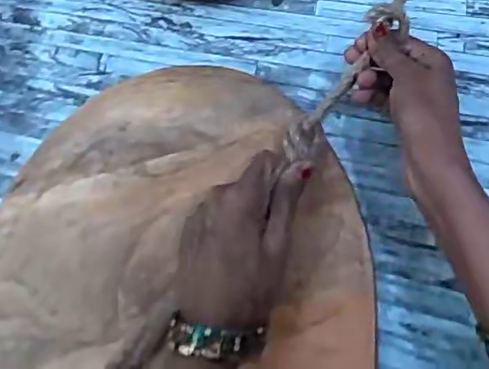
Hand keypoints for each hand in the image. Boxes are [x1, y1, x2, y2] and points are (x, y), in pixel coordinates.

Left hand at [174, 150, 310, 328]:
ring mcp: (198, 210)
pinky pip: (214, 212)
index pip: (263, 159)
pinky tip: (228, 253)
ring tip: (248, 249)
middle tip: (269, 236)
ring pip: (231, 196)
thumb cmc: (251, 289)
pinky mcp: (188, 227)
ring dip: (244, 211)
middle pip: (247, 180)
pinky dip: (225, 223)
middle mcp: (214, 193)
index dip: (279, 173)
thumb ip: (286, 200)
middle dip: (262, 198)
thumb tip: (300, 163)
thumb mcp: (277, 247)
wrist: (209, 329)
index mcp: (238, 195)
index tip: (286, 200)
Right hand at [345, 25, 467, 202]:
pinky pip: (385, 94)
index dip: (378, 40)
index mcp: (432, 59)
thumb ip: (388, 51)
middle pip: (392, 56)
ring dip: (369, 77)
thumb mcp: (405, 75)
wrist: (432, 164)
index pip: (400, 39)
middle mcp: (426, 73)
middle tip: (349, 62)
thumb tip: (376, 28)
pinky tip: (359, 99)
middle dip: (370, 59)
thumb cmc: (422, 112)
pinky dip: (372, 93)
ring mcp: (416, 94)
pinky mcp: (406, 112)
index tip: (356, 46)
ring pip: (386, 76)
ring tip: (358, 87)